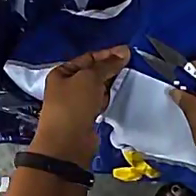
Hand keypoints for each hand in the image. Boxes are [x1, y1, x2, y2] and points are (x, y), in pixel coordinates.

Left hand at [31, 45, 129, 164]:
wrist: (67, 143)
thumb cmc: (73, 105)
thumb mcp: (89, 78)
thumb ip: (107, 65)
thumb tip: (124, 51)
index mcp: (62, 73)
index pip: (88, 58)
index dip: (107, 54)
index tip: (128, 53)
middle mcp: (67, 86)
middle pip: (93, 72)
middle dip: (111, 69)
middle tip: (134, 65)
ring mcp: (76, 103)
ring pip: (98, 88)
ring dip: (112, 84)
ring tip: (131, 79)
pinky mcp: (86, 117)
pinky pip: (100, 103)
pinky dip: (110, 99)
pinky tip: (122, 96)